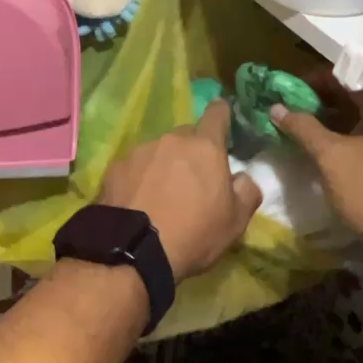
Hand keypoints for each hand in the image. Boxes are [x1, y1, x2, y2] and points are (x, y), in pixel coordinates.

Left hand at [98, 100, 261, 281]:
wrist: (135, 248)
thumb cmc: (195, 233)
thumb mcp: (236, 221)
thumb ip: (246, 190)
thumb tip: (241, 176)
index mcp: (204, 147)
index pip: (217, 114)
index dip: (222, 114)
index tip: (222, 116)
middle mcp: (170, 140)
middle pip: (186, 135)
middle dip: (192, 150)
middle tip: (193, 177)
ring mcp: (139, 151)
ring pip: (158, 150)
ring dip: (164, 164)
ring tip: (162, 193)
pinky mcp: (115, 166)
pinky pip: (135, 165)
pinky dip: (140, 176)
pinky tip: (140, 199)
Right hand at [270, 83, 362, 250]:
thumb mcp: (328, 154)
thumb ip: (302, 126)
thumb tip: (276, 107)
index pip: (346, 78)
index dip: (313, 80)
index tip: (286, 89)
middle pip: (352, 98)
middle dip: (318, 102)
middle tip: (288, 108)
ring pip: (358, 121)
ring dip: (328, 121)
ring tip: (299, 128)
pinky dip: (342, 139)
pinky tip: (321, 150)